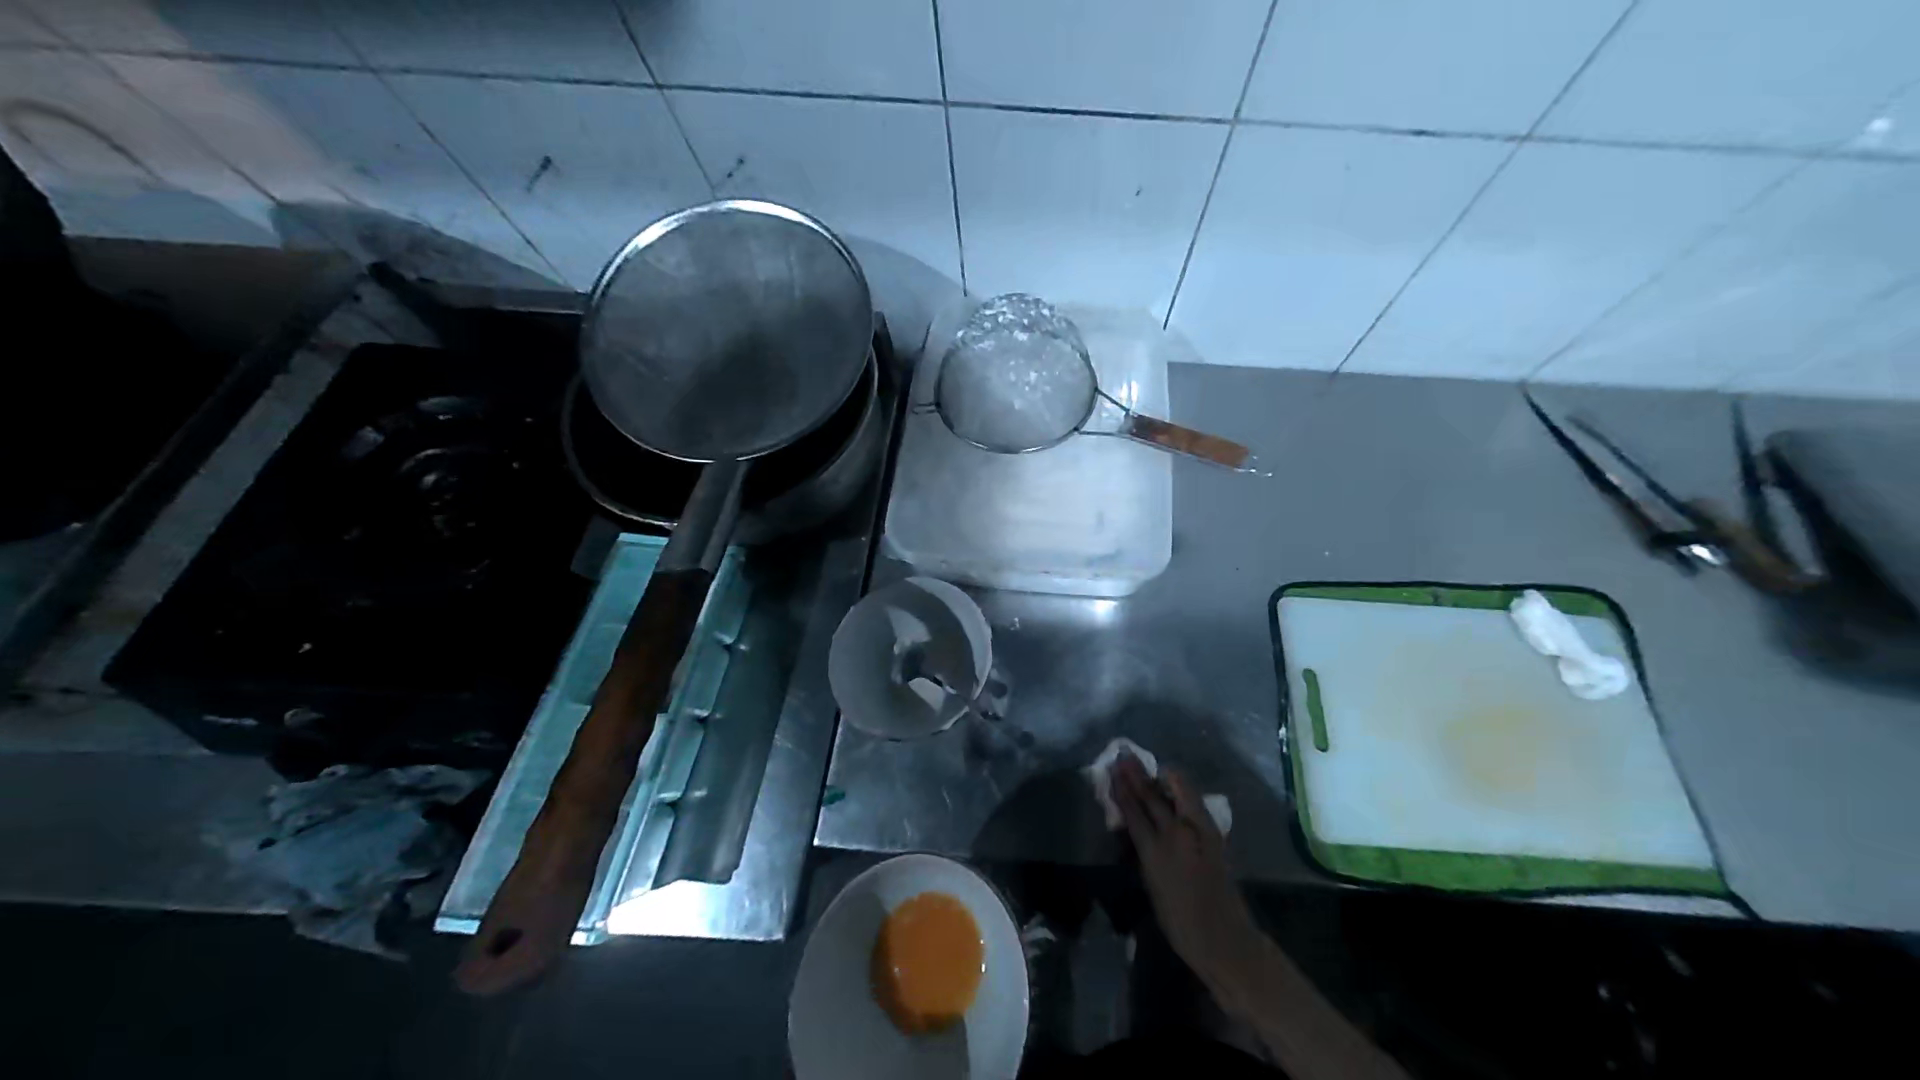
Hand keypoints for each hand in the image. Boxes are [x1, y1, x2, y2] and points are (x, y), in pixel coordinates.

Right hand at [1112, 754, 1260, 993]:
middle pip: (1152, 794)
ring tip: (1148, 767)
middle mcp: (1176, 833)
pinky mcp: (1214, 834)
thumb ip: (1143, 850)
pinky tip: (1172, 788)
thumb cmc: (1180, 921)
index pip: (1132, 808)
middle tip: (1125, 756)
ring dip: (1161, 777)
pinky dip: (1179, 790)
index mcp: (1155, 851)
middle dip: (1138, 774)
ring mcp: (1198, 831)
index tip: (1112, 768)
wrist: (1224, 939)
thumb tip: (1135, 825)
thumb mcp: (1152, 884)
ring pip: (1177, 791)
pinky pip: (1192, 802)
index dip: (1121, 787)